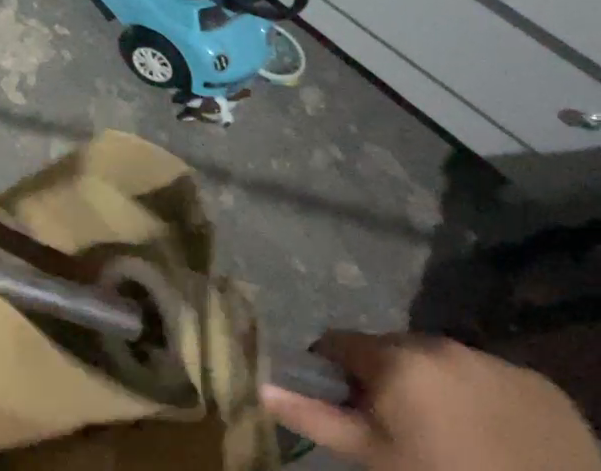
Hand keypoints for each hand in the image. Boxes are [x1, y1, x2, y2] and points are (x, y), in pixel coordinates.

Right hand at [262, 332, 600, 470]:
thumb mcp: (371, 454)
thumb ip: (313, 415)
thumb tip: (257, 386)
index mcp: (393, 358)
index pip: (335, 342)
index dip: (334, 371)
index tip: (348, 403)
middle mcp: (439, 344)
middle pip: (388, 348)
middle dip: (385, 375)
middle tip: (398, 420)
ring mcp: (495, 361)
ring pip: (439, 360)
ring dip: (432, 382)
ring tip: (448, 425)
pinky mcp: (539, 383)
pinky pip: (489, 376)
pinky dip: (481, 395)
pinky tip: (492, 429)